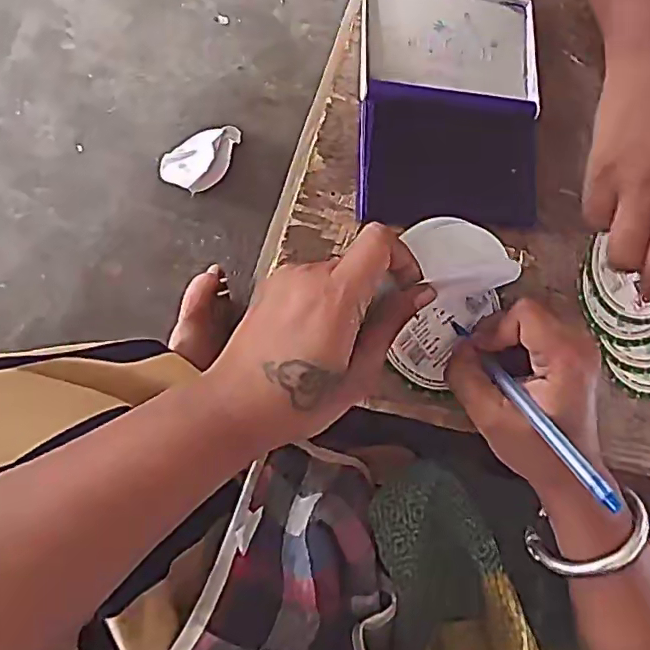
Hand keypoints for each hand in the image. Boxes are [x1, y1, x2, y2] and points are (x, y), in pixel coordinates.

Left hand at [200, 223, 434, 448]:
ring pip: (335, 271)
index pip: (379, 239)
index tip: (407, 282)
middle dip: (373, 286)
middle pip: (359, 258)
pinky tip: (312, 338)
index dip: (402, 255)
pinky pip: (311, 280)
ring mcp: (286, 279)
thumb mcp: (359, 373)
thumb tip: (418, 295)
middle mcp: (308, 275)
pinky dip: (322, 300)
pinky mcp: (270, 286)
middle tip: (371, 328)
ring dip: (346, 295)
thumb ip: (392, 324)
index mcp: (336, 293)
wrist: (232, 409)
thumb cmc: (292, 402)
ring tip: (336, 341)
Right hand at [446, 300, 606, 506]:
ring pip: (534, 317)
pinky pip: (543, 329)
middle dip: (500, 332)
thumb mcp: (490, 417)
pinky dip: (522, 344)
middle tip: (485, 361)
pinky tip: (515, 373)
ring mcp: (584, 346)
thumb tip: (457, 348)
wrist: (571, 477)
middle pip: (529, 310)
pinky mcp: (579, 353)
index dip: (494, 329)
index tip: (481, 355)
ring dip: (510, 338)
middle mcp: (581, 342)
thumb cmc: (537, 452)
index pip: (524, 311)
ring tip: (500, 369)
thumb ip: (466, 376)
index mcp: (565, 355)